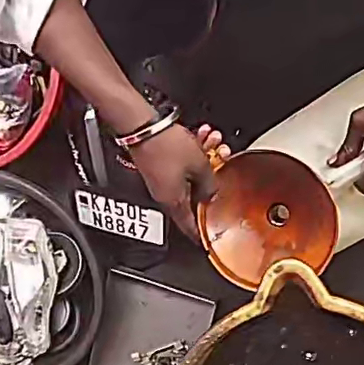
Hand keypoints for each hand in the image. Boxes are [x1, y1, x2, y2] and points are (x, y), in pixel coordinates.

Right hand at [129, 123, 229, 243]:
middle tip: (220, 167)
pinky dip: (192, 155)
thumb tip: (212, 192)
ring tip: (212, 141)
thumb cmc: (166, 145)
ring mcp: (161, 180)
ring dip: (203, 160)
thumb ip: (209, 184)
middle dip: (210, 181)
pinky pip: (181, 166)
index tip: (208, 239)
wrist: (143, 125)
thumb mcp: (199, 166)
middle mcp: (165, 195)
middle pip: (194, 197)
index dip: (201, 233)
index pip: (190, 226)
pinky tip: (201, 137)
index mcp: (174, 202)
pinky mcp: (159, 166)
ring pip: (189, 177)